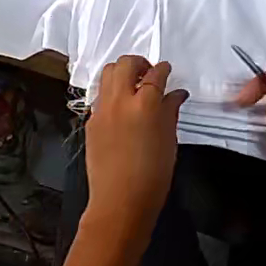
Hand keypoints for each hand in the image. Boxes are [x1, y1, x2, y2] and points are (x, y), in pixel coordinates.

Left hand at [81, 56, 187, 252]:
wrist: (120, 201)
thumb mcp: (169, 141)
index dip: (163, 69)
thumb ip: (170, 111)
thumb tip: (175, 94)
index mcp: (146, 104)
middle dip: (139, 63)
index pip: (155, 74)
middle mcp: (120, 100)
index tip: (167, 70)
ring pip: (107, 74)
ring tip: (133, 86)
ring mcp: (101, 109)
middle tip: (149, 73)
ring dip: (121, 73)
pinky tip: (122, 107)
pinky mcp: (90, 121)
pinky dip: (112, 93)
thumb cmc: (153, 176)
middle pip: (125, 64)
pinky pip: (100, 96)